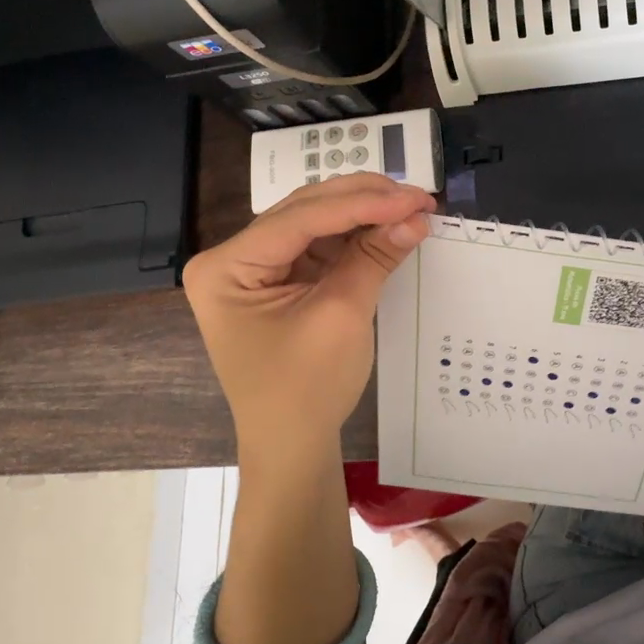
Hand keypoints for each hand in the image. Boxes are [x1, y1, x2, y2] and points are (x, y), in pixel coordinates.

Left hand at [183, 174, 435, 453]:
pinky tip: (389, 226)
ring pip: (316, 223)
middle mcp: (233, 258)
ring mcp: (256, 269)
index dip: (361, 203)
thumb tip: (416, 216)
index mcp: (226, 267)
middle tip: (417, 196)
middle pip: (305, 212)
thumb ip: (374, 257)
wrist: (293, 447)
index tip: (413, 197)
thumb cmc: (305, 390)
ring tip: (411, 207)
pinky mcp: (280, 281)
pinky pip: (320, 246)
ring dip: (364, 214)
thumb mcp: (341, 316)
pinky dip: (357, 237)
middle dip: (364, 201)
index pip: (300, 218)